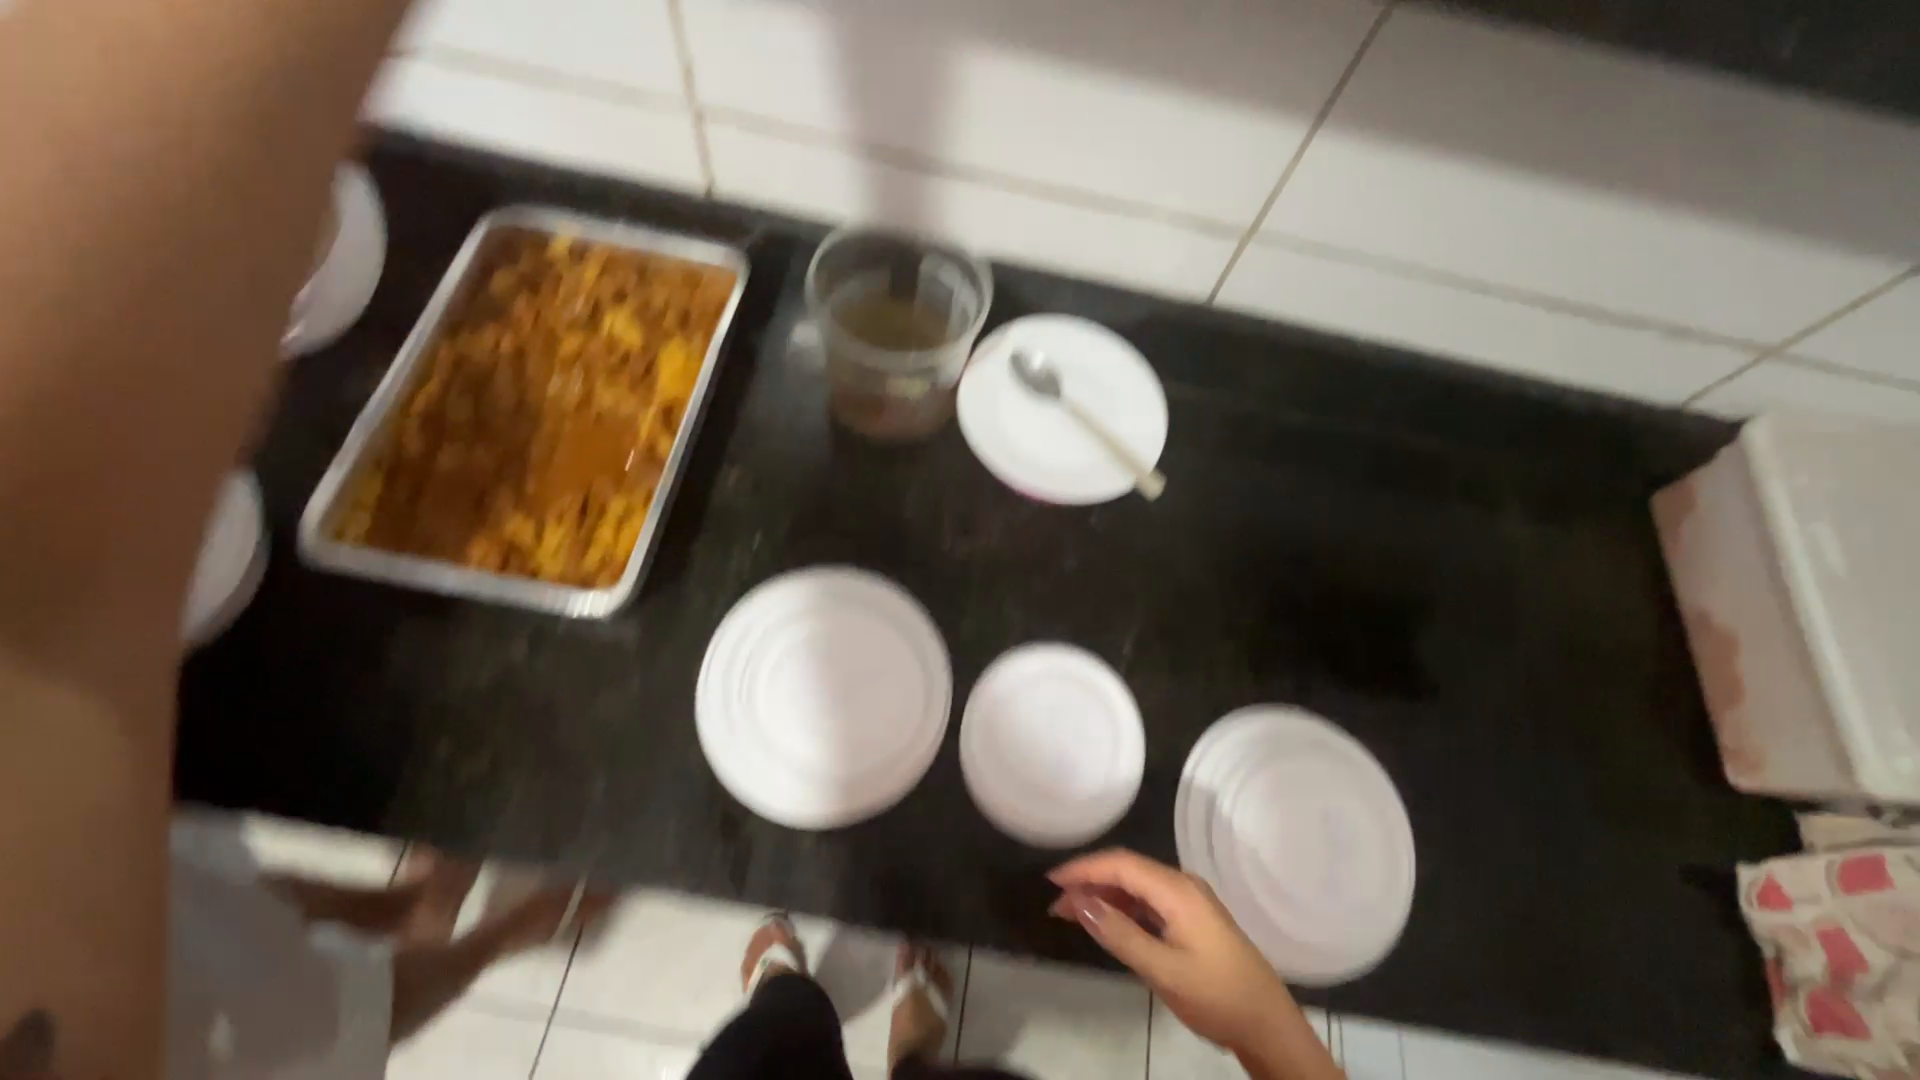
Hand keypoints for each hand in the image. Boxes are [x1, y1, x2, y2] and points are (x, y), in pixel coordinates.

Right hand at [1048, 848, 1293, 1052]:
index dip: (1084, 869)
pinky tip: (1108, 922)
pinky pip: (1150, 900)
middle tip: (1057, 905)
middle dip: (1090, 882)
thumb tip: (1079, 902)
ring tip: (1074, 914)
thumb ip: (1119, 934)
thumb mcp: (1162, 970)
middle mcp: (1183, 885)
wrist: (1268, 1023)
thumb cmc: (1215, 996)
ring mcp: (1190, 900)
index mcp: (1177, 890)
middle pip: (1127, 870)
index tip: (1051, 881)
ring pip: (1137, 885)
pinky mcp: (1192, 917)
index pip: (1121, 864)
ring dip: (1105, 895)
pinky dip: (1124, 907)